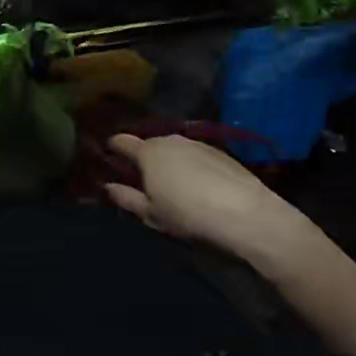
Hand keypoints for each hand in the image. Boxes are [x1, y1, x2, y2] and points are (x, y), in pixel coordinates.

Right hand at [104, 134, 318, 267]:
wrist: (247, 214)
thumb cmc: (188, 214)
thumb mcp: (152, 214)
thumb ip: (126, 198)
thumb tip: (108, 186)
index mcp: (148, 153)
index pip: (121, 141)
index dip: (112, 148)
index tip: (110, 158)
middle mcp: (170, 140)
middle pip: (149, 145)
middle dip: (145, 159)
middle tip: (146, 181)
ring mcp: (197, 144)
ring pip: (174, 149)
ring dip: (170, 162)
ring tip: (176, 186)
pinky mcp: (221, 153)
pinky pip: (196, 156)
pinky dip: (193, 167)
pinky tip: (202, 187)